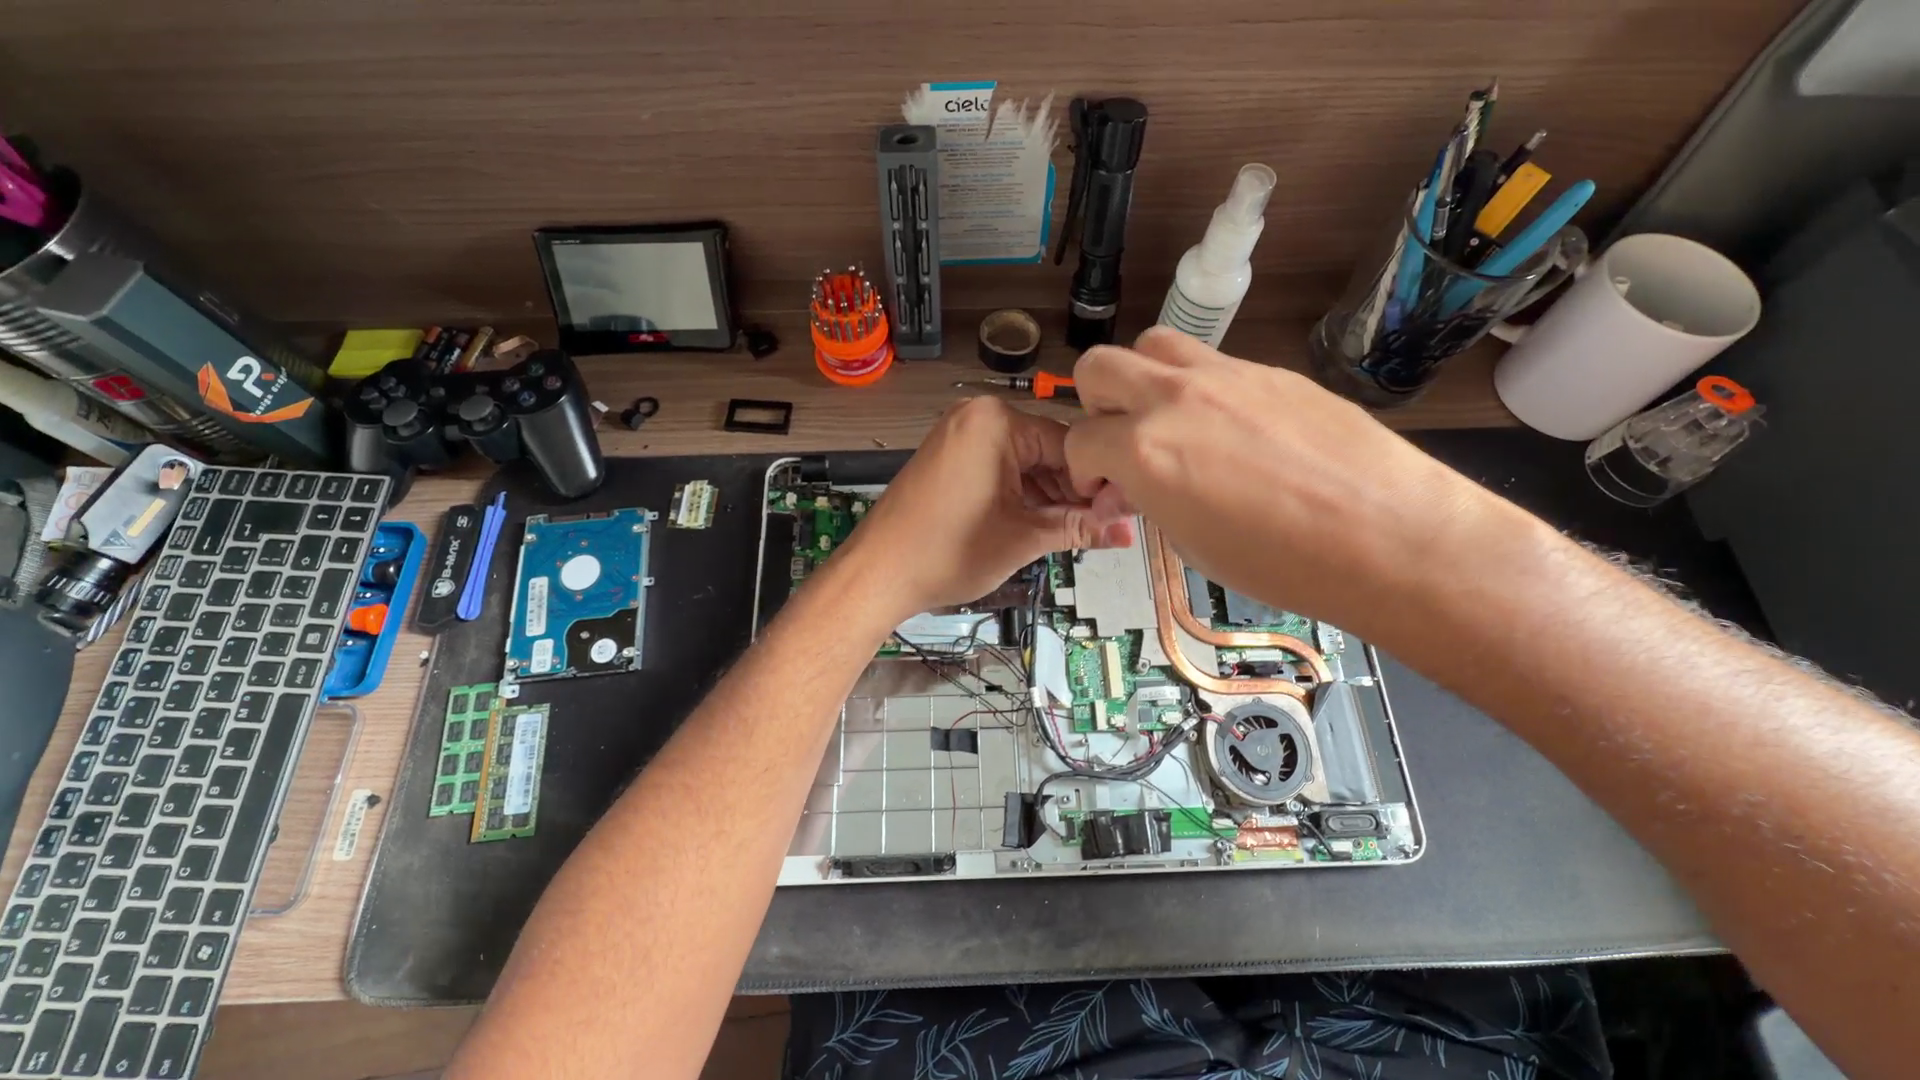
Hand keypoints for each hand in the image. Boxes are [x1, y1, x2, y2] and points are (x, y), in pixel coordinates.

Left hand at [839, 396, 1132, 620]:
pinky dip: (1020, 494)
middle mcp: (977, 416)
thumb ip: (1079, 528)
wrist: (877, 574)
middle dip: (1073, 491)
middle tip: (1103, 528)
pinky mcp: (948, 457)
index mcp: (997, 421)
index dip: (1098, 482)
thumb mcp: (1023, 538)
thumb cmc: (946, 552)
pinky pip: (999, 467)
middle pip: (1048, 450)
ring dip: (1048, 496)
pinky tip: (1040, 523)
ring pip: (1024, 461)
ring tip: (1075, 533)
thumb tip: (1129, 532)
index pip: (1071, 443)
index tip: (1122, 513)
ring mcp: (959, 435)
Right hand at [1063, 327, 1509, 629]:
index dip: (1083, 469)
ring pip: (1154, 345)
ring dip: (1145, 380)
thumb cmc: (1283, 563)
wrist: (1388, 535)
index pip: (1079, 439)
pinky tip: (1236, 432)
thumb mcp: (1191, 542)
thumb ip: (1150, 496)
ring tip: (1172, 422)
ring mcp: (1225, 375)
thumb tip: (1138, 481)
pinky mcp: (1270, 370)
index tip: (1102, 488)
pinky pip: (1213, 364)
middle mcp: (1174, 397)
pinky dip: (1202, 390)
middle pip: (1099, 366)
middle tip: (1122, 441)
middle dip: (1097, 405)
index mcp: (1144, 449)